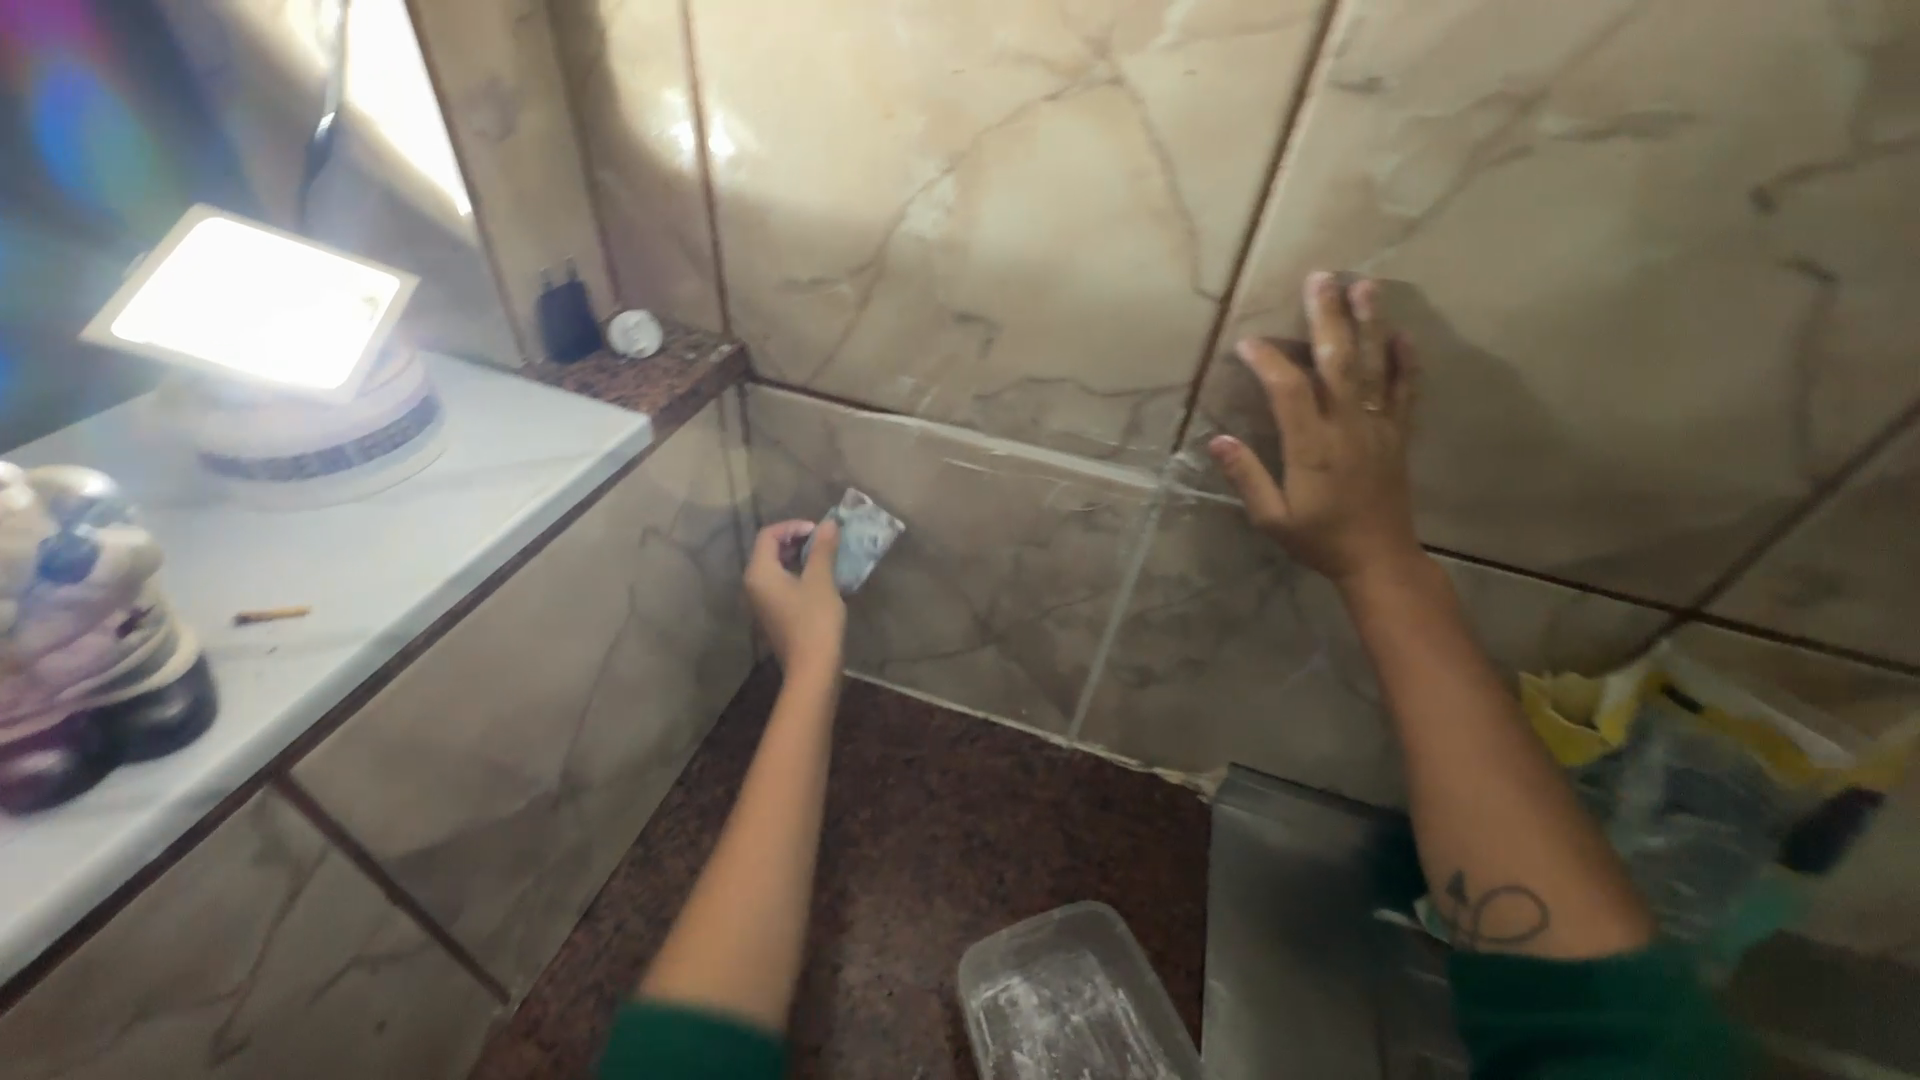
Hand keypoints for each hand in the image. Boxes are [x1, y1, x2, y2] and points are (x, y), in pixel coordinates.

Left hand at [744, 519, 846, 678]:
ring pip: (776, 567)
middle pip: (769, 550)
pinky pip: (780, 584)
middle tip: (823, 541)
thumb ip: (823, 549)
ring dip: (798, 557)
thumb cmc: (815, 620)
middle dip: (796, 540)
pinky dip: (797, 573)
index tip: (820, 531)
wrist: (812, 668)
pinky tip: (820, 579)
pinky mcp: (773, 614)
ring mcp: (762, 601)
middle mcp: (754, 584)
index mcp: (760, 572)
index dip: (794, 526)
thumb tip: (829, 524)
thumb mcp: (821, 580)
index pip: (769, 535)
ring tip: (824, 556)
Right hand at [1209, 272, 1422, 590]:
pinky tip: (1402, 334)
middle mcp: (1347, 427)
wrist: (1379, 559)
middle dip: (1327, 318)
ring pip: (1374, 366)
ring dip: (1369, 324)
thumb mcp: (1272, 518)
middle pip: (1337, 362)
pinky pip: (1406, 392)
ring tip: (1365, 286)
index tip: (1247, 343)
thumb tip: (1217, 440)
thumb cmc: (1319, 540)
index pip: (1288, 390)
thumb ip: (1247, 477)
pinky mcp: (1398, 435)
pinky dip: (1406, 361)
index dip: (1267, 361)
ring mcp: (1378, 428)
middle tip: (1321, 279)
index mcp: (1311, 447)